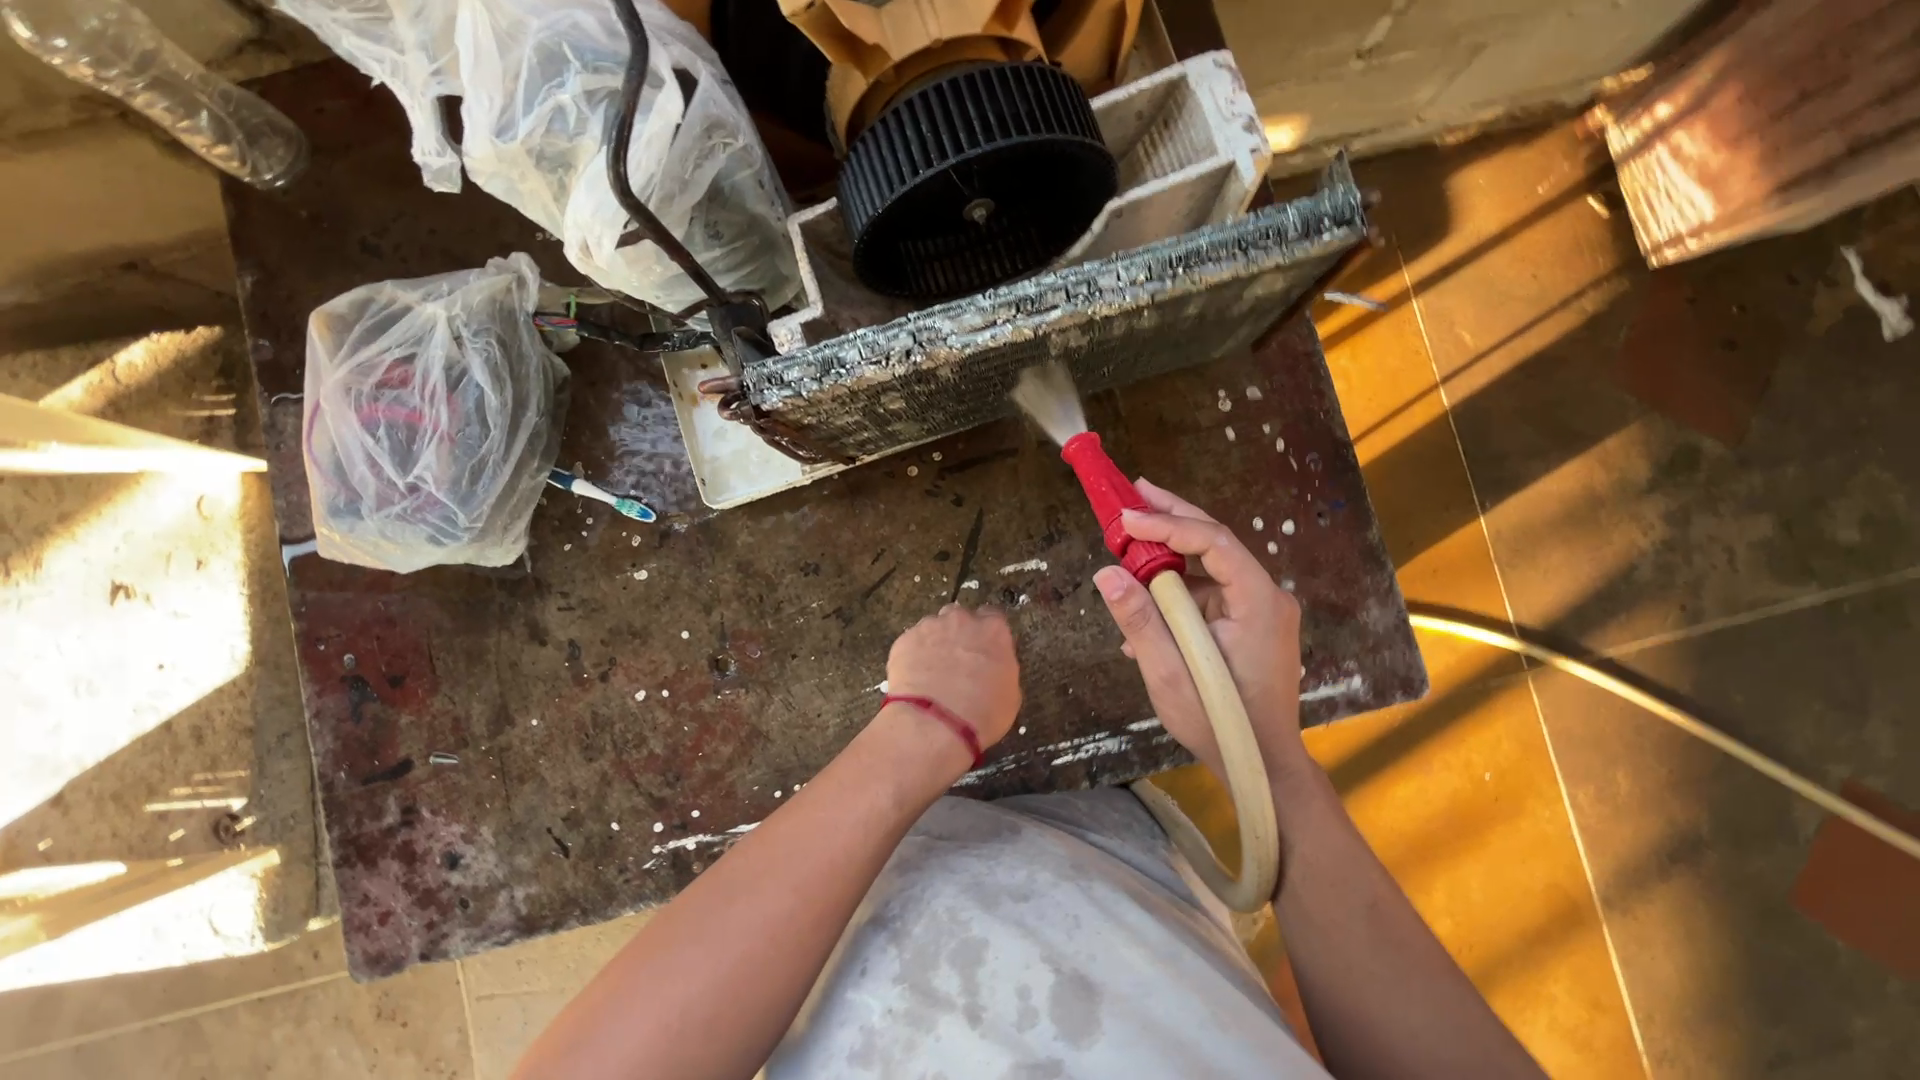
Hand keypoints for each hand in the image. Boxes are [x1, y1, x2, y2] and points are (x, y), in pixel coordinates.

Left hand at [885, 603, 1021, 751]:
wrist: (935, 724)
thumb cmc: (982, 714)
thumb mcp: (1010, 694)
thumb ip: (1001, 668)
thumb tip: (992, 667)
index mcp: (994, 631)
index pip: (993, 618)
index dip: (986, 634)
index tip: (984, 650)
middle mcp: (962, 620)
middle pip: (960, 618)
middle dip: (959, 634)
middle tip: (957, 661)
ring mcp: (930, 627)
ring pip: (933, 628)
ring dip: (934, 643)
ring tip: (932, 672)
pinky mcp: (904, 640)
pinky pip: (911, 643)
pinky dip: (913, 656)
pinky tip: (914, 678)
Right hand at [1093, 478, 1305, 779]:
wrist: (1262, 766)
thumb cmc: (1220, 722)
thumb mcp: (1170, 673)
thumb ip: (1140, 620)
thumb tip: (1106, 573)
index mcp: (1258, 601)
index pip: (1213, 541)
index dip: (1167, 524)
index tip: (1125, 518)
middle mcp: (1266, 597)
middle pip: (1215, 542)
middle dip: (1172, 517)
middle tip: (1133, 491)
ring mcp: (1260, 612)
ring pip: (1210, 567)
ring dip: (1167, 559)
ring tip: (1127, 544)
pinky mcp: (1250, 627)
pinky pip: (1209, 596)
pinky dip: (1176, 594)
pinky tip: (1143, 609)